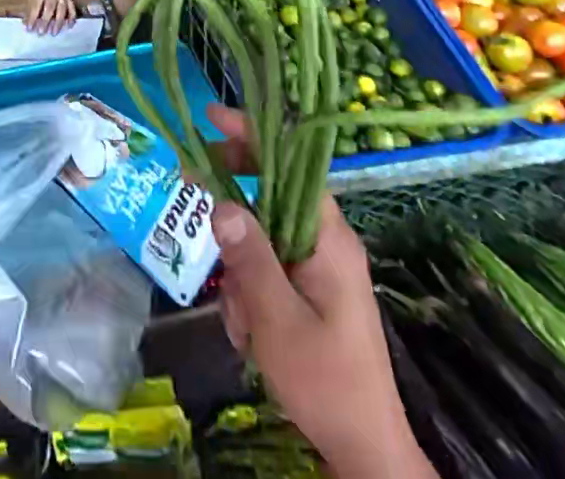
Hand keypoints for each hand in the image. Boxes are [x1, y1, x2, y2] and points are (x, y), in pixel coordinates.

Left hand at [25, 0, 75, 33]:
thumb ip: (29, 8)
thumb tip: (25, 24)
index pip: (36, 5)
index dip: (32, 17)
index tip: (29, 29)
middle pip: (50, 8)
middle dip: (45, 21)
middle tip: (41, 33)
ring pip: (62, 10)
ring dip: (58, 22)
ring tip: (54, 33)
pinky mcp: (70, 0)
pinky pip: (72, 9)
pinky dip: (71, 18)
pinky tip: (69, 26)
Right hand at [205, 107, 434, 478]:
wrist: (364, 445)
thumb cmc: (326, 381)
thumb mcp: (278, 320)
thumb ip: (250, 258)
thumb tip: (221, 202)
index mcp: (329, 237)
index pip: (291, 166)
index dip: (254, 136)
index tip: (213, 119)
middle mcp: (326, 241)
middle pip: (272, 199)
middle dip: (236, 221)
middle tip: (200, 219)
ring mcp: (319, 267)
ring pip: (263, 242)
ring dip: (242, 276)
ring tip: (246, 326)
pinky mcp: (311, 290)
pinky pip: (270, 271)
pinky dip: (252, 296)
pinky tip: (252, 335)